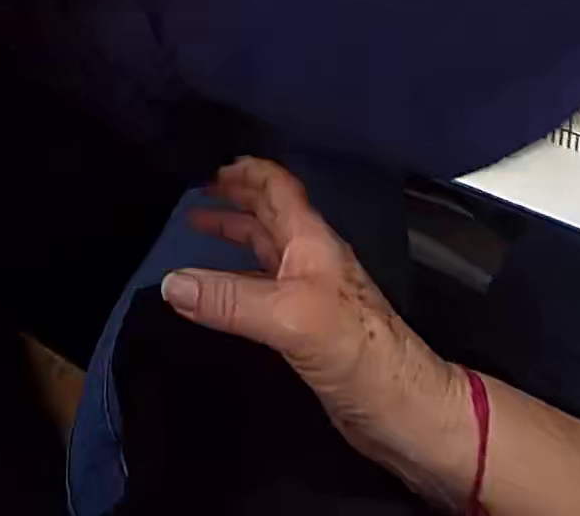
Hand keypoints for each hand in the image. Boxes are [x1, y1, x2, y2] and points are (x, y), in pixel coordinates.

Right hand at [161, 157, 475, 505]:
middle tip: (196, 186)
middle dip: (234, 194)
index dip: (248, 169)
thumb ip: (227, 299)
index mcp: (310, 239)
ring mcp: (306, 289)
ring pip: (263, 243)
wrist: (410, 416)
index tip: (213, 162)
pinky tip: (215, 281)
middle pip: (268, 210)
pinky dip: (234, 271)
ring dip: (233, 227)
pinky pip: (260, 281)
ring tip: (196, 221)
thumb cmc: (359, 350)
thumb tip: (169, 282)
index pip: (278, 187)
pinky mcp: (303, 321)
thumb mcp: (288, 316)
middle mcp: (308, 256)